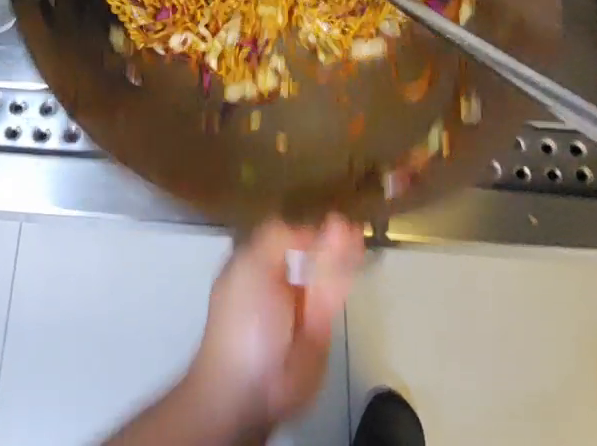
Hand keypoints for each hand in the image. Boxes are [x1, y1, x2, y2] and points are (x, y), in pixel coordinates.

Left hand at [182, 215, 364, 436]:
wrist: (253, 383)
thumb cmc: (242, 318)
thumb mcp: (250, 266)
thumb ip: (276, 238)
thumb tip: (305, 228)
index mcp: (250, 267)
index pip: (276, 238)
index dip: (296, 226)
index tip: (317, 212)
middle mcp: (275, 282)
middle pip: (304, 252)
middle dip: (322, 237)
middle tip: (343, 221)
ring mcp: (298, 304)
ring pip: (322, 270)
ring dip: (337, 249)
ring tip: (351, 228)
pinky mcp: (320, 326)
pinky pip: (332, 292)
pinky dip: (343, 270)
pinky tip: (353, 248)